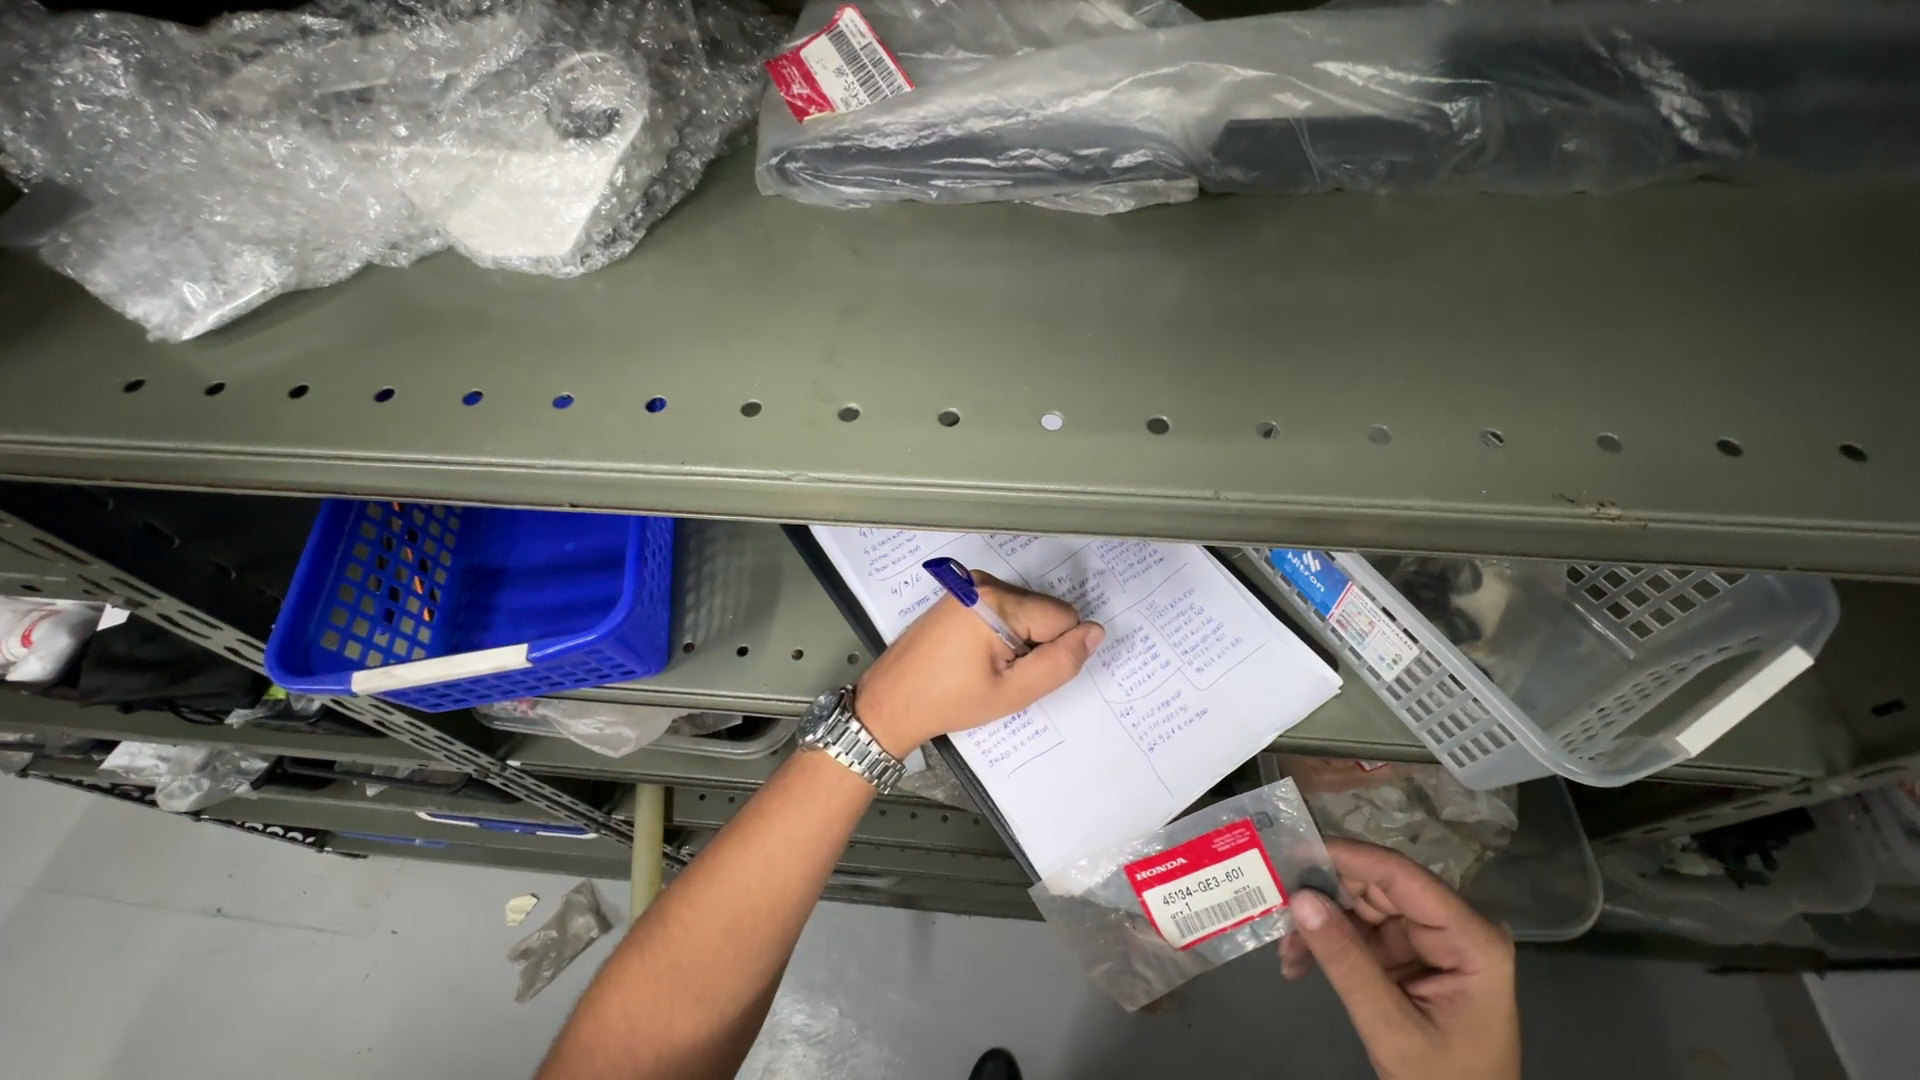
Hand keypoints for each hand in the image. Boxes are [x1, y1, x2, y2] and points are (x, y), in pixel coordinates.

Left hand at [854, 570, 1103, 757]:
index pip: (1063, 618)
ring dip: (1019, 639)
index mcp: (997, 602)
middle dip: (1035, 644)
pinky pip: (1004, 608)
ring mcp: (969, 585)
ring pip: (1027, 610)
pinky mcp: (960, 592)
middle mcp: (983, 582)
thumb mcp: (1014, 693)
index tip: (1020, 673)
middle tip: (1001, 673)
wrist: (891, 701)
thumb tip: (1095, 633)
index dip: (1053, 652)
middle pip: (1045, 611)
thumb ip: (1060, 662)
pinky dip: (1002, 631)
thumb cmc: (949, 701)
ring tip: (985, 666)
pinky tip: (975, 655)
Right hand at [1279, 839, 1518, 1079]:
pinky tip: (1298, 963)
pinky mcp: (1410, 953)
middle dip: (1323, 897)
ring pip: (1359, 905)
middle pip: (1376, 887)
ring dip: (1318, 924)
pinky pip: (1358, 930)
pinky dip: (1326, 943)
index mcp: (1470, 938)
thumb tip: (1299, 898)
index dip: (1346, 857)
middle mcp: (1453, 926)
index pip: (1401, 876)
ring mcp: (1430, 938)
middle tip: (1274, 906)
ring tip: (1286, 952)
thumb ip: (1347, 963)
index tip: (1291, 850)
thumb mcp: (1393, 1030)